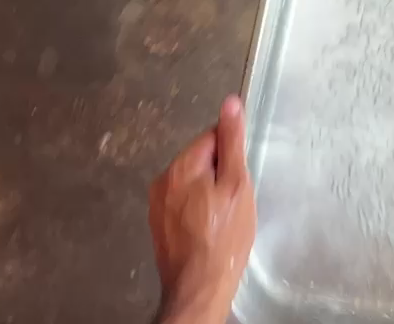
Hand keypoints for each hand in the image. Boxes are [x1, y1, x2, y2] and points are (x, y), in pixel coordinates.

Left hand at [149, 95, 256, 323]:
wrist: (198, 290)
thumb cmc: (224, 236)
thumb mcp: (236, 184)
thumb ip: (232, 141)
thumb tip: (230, 102)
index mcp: (181, 165)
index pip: (212, 137)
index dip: (230, 155)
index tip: (236, 179)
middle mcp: (162, 179)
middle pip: (200, 157)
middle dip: (218, 172)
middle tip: (232, 200)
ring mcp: (157, 204)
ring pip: (192, 180)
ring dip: (208, 190)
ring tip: (222, 216)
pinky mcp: (158, 224)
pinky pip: (183, 201)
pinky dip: (197, 207)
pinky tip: (208, 228)